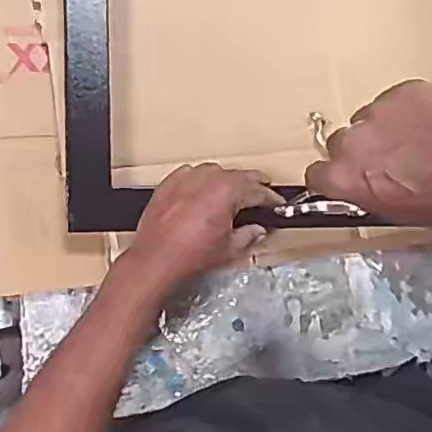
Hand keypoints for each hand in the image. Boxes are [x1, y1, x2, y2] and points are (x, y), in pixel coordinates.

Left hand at [122, 163, 283, 289]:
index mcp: (227, 191)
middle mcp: (207, 178)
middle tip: (262, 193)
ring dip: (226, 180)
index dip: (270, 198)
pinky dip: (200, 180)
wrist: (155, 260)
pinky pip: (190, 174)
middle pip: (238, 175)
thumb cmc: (189, 255)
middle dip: (252, 184)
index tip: (276, 203)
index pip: (257, 190)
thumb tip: (257, 230)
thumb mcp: (229, 249)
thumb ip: (249, 235)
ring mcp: (186, 178)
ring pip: (214, 171)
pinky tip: (203, 190)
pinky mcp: (168, 184)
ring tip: (234, 192)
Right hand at [305, 80, 431, 225]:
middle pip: (340, 143)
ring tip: (417, 143)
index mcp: (345, 177)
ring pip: (368, 119)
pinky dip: (408, 112)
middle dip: (360, 151)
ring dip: (384, 129)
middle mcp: (353, 141)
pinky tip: (431, 127)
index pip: (316, 174)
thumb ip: (364, 193)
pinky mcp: (404, 90)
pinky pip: (394, 101)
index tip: (344, 178)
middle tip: (388, 162)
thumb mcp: (396, 212)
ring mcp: (378, 110)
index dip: (332, 177)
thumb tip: (358, 185)